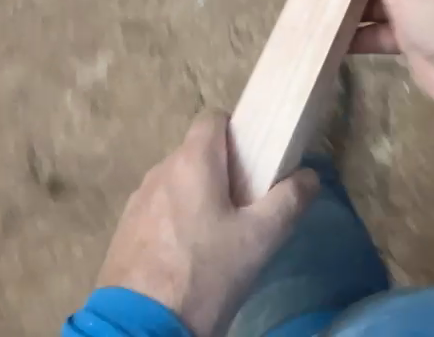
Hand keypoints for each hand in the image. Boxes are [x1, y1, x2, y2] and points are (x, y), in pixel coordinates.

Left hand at [95, 113, 319, 336]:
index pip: (214, 118)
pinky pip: (158, 211)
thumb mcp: (259, 240)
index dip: (237, 131)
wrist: (139, 332)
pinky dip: (175, 222)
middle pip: (197, 153)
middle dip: (222, 171)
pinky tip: (187, 259)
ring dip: (197, 198)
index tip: (255, 160)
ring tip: (217, 238)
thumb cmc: (204, 274)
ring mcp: (137, 201)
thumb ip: (289, 201)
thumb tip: (309, 176)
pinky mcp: (124, 232)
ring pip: (177, 183)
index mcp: (192, 161)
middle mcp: (161, 170)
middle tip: (245, 206)